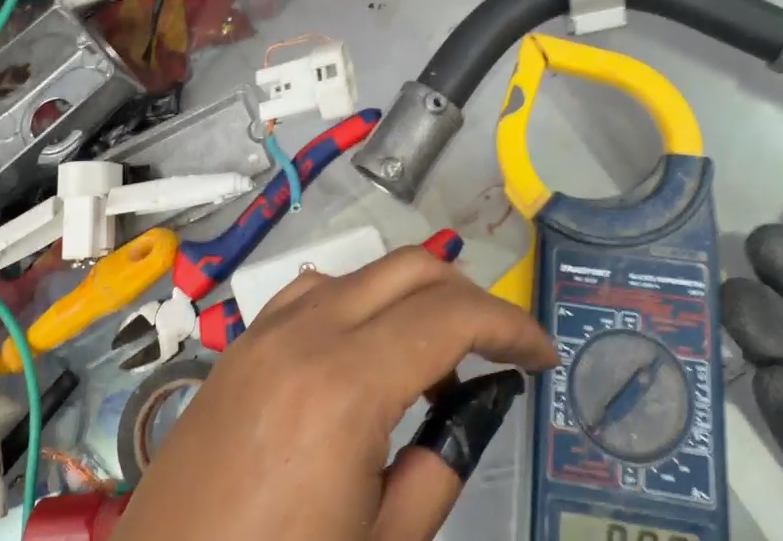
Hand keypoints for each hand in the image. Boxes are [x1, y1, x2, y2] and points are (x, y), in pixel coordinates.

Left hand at [114, 244, 558, 540]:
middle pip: (410, 269)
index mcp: (346, 384)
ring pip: (362, 273)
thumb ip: (443, 460)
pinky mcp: (240, 344)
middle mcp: (305, 334)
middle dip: (468, 298)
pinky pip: (313, 292)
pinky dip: (359, 303)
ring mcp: (264, 331)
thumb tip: (477, 403)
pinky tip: (364, 352)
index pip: (452, 317)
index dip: (511, 326)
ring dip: (412, 298)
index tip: (542, 354)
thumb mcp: (385, 537)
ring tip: (433, 363)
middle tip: (498, 352)